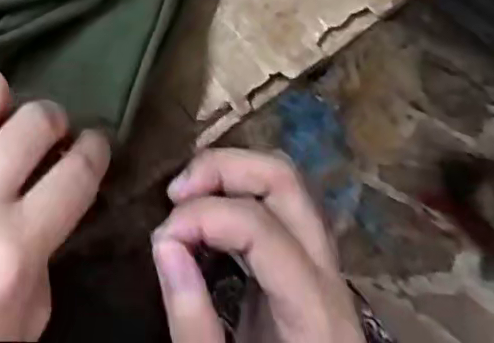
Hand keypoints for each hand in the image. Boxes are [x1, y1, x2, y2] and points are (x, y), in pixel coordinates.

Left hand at [0, 70, 111, 342]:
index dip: (96, 150)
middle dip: (56, 121)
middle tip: (51, 135)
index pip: (75, 174)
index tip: (96, 143)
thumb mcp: (28, 313)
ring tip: (2, 122)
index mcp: (13, 249)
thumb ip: (46, 246)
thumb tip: (55, 184)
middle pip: (35, 120)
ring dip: (6, 101)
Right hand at [151, 149, 363, 342]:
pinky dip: (235, 193)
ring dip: (228, 174)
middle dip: (220, 169)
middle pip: (285, 181)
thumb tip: (164, 243)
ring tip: (185, 199)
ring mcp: (326, 274)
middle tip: (174, 195)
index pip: (260, 227)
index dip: (203, 218)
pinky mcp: (307, 276)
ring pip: (284, 183)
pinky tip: (204, 217)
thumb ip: (192, 323)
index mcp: (318, 320)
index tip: (160, 241)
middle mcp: (333, 284)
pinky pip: (276, 207)